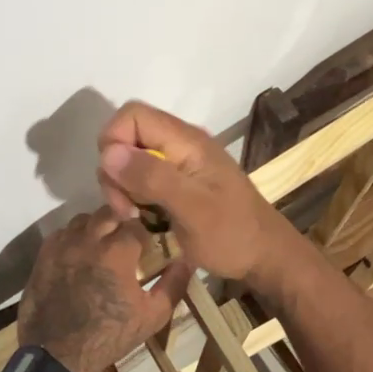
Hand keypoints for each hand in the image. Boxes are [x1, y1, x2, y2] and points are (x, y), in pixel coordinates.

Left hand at [17, 207, 192, 371]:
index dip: (145, 231)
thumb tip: (187, 261)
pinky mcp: (43, 256)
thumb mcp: (152, 316)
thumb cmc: (111, 336)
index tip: (149, 243)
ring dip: (97, 227)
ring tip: (103, 246)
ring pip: (83, 220)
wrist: (60, 355)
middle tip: (127, 241)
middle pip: (109, 212)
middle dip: (122, 221)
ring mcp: (62, 246)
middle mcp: (88, 240)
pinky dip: (73, 238)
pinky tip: (80, 255)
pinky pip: (61, 234)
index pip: (137, 224)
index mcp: (116, 252)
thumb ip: (173, 284)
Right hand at [96, 100, 305, 289]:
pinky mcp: (178, 183)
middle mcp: (180, 145)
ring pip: (130, 160)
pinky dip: (134, 195)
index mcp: (186, 141)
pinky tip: (143, 217)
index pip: (132, 115)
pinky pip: (143, 178)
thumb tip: (108, 152)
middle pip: (126, 137)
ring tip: (135, 216)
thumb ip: (152, 177)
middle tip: (127, 208)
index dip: (113, 142)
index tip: (117, 181)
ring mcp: (180, 164)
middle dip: (115, 171)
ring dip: (122, 186)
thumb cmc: (232, 234)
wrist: (265, 256)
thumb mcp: (192, 208)